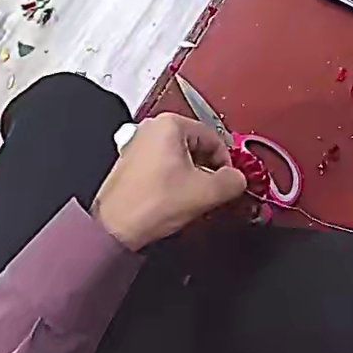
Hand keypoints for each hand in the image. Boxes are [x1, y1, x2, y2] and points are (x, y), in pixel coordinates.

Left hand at [92, 113, 248, 250]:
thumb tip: (238, 179)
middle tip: (211, 191)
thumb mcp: (206, 192)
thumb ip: (232, 181)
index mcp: (170, 124)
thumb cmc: (152, 204)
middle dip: (208, 170)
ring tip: (191, 198)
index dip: (226, 163)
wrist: (114, 227)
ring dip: (192, 176)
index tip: (228, 182)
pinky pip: (164, 164)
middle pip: (197, 146)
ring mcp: (139, 144)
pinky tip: (173, 199)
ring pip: (181, 156)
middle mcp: (152, 128)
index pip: (214, 139)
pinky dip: (174, 179)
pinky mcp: (131, 161)